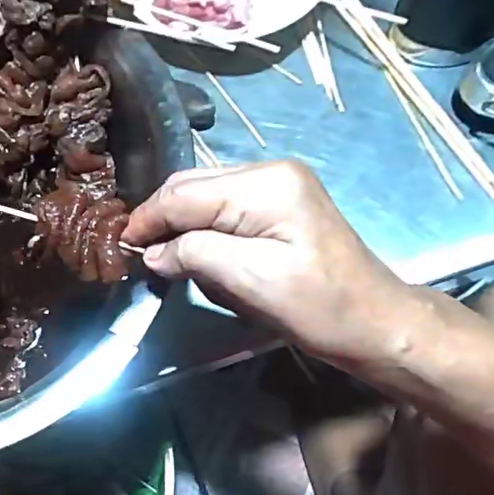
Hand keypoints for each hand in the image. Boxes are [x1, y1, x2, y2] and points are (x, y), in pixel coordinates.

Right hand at [122, 161, 424, 372]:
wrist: (375, 322)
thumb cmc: (318, 307)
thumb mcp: (251, 281)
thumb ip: (195, 255)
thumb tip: (151, 253)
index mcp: (266, 185)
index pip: (185, 193)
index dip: (147, 220)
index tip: (119, 247)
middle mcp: (270, 172)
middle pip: (192, 185)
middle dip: (159, 219)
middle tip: (134, 254)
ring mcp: (277, 185)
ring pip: (204, 194)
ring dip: (177, 223)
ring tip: (158, 255)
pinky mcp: (278, 203)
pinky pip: (222, 206)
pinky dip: (200, 227)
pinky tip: (190, 250)